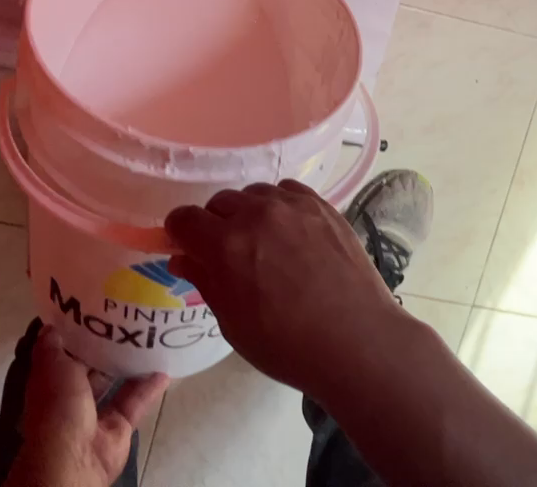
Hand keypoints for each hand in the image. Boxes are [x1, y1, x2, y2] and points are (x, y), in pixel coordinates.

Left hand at [5, 325, 166, 486]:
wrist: (74, 458)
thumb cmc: (58, 406)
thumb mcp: (50, 367)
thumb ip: (53, 346)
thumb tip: (51, 325)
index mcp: (51, 381)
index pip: (64, 352)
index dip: (78, 332)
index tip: (96, 308)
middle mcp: (72, 397)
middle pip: (91, 367)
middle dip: (107, 346)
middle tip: (130, 320)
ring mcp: (95, 414)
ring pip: (115, 384)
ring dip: (130, 365)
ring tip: (150, 339)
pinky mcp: (118, 428)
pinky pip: (134, 403)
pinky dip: (148, 388)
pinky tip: (165, 369)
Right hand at [164, 180, 404, 395]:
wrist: (357, 340)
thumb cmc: (287, 345)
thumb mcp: (233, 324)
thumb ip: (205, 282)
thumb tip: (182, 259)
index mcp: (225, 245)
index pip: (184, 219)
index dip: (179, 234)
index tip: (187, 249)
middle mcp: (255, 214)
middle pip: (218, 203)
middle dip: (214, 226)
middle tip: (228, 255)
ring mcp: (291, 205)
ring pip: (252, 194)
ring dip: (247, 213)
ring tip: (263, 243)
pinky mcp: (320, 204)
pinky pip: (286, 191)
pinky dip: (279, 206)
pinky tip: (288, 231)